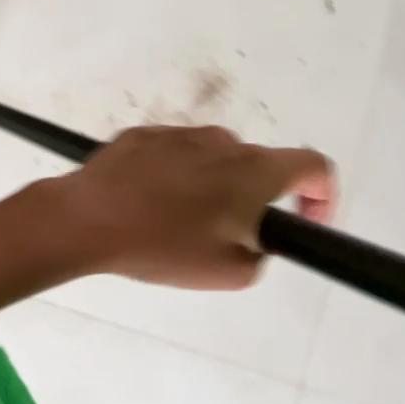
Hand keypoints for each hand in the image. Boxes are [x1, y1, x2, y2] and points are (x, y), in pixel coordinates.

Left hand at [43, 125, 337, 289]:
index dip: (321, 195)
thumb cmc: (162, 246)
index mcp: (252, 168)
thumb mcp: (235, 270)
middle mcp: (215, 141)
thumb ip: (263, 248)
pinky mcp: (133, 136)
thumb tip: (252, 233)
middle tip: (226, 231)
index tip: (304, 221)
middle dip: (252, 195)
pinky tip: (146, 201)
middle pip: (254, 163)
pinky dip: (170, 173)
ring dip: (208, 183)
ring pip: (209, 157)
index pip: (313, 166)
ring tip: (177, 220)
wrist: (82, 220)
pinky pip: (169, 154)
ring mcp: (170, 134)